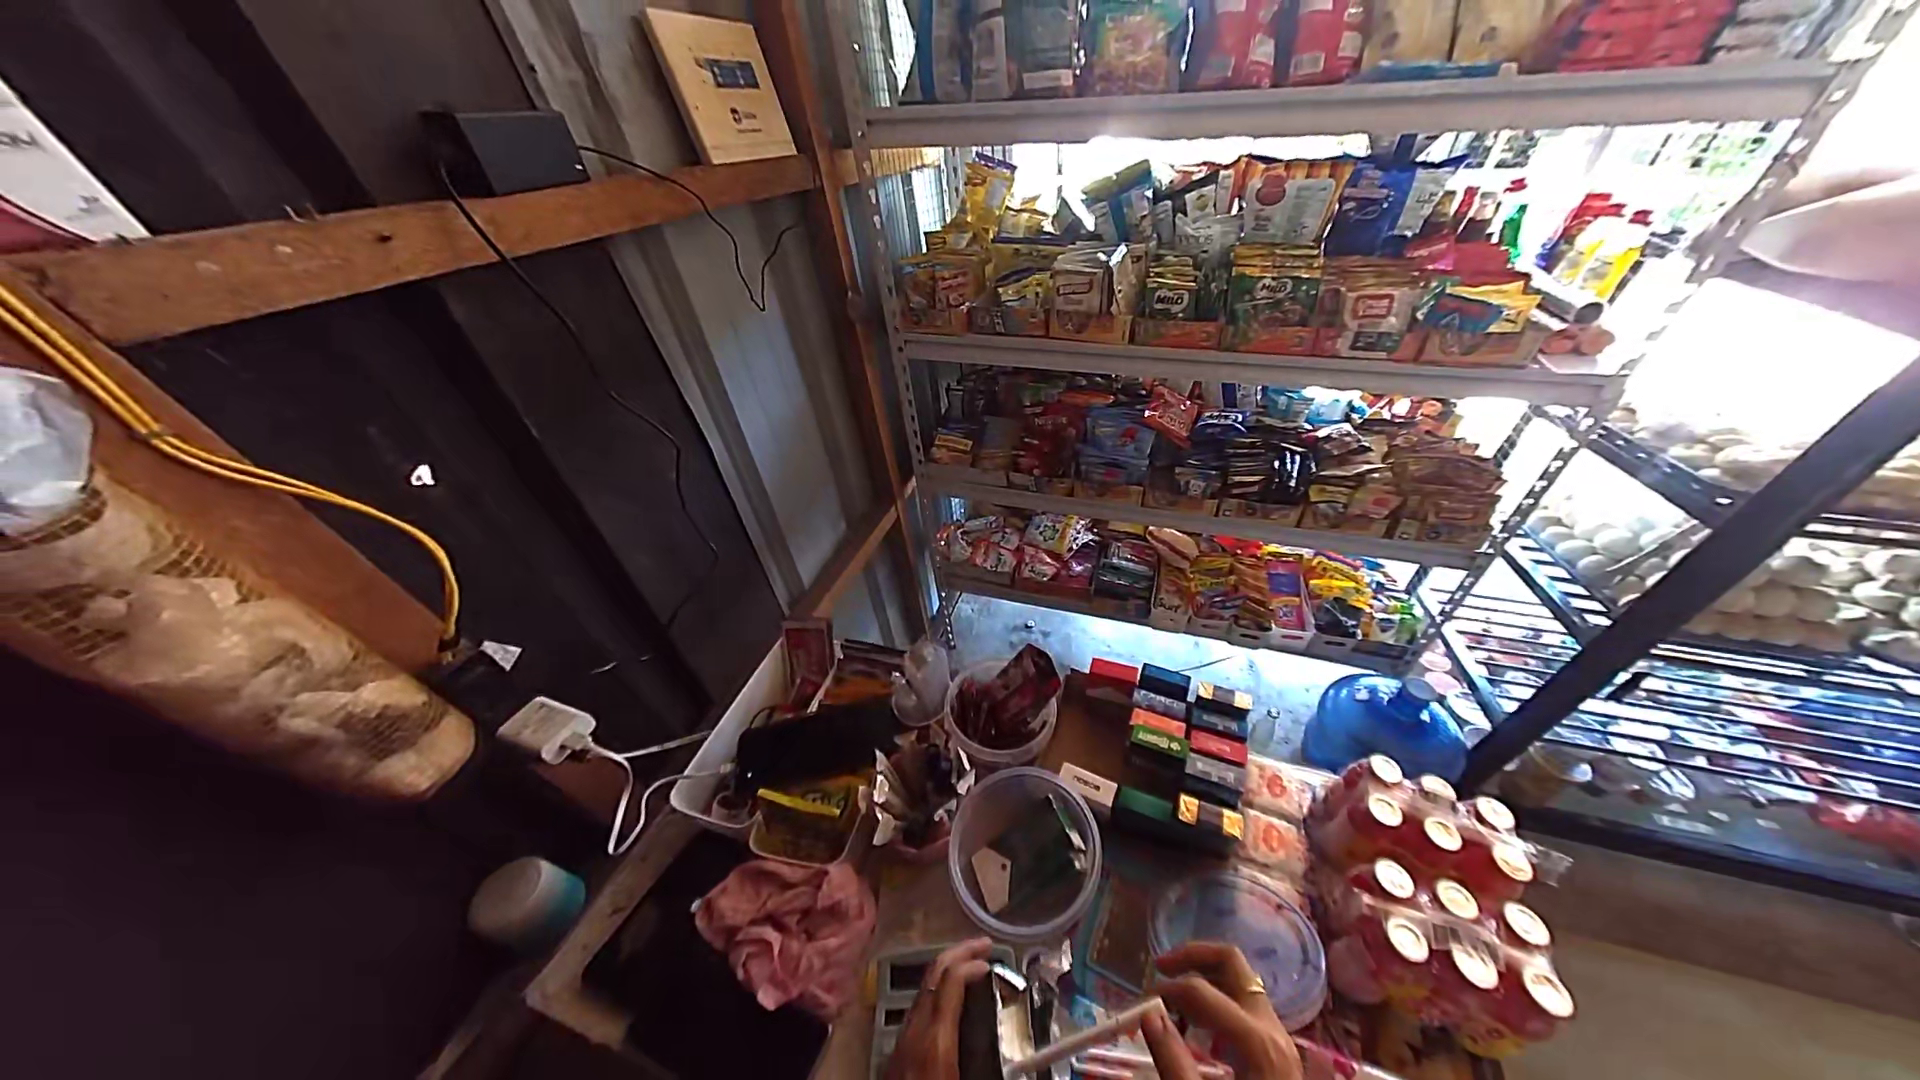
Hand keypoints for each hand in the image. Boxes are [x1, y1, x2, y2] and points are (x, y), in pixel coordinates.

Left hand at [884, 937, 992, 1079]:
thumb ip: (986, 1067)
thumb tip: (1011, 1066)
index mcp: (936, 1037)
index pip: (950, 980)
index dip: (970, 961)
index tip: (990, 959)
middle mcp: (917, 1027)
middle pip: (935, 971)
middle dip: (960, 951)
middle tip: (984, 944)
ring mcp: (905, 1032)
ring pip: (926, 982)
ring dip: (950, 966)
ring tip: (971, 962)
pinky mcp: (900, 1043)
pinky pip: (921, 999)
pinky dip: (940, 984)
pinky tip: (952, 994)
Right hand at [1141, 942, 1303, 1079]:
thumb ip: (1174, 1063)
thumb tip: (1148, 1015)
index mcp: (1258, 1043)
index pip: (1200, 991)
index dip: (1165, 990)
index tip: (1141, 1005)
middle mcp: (1273, 1029)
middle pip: (1231, 962)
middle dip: (1191, 956)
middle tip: (1159, 969)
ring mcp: (1279, 1037)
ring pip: (1239, 978)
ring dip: (1203, 974)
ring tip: (1173, 996)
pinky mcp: (1276, 1049)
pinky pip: (1244, 1002)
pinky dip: (1216, 996)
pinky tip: (1196, 1022)